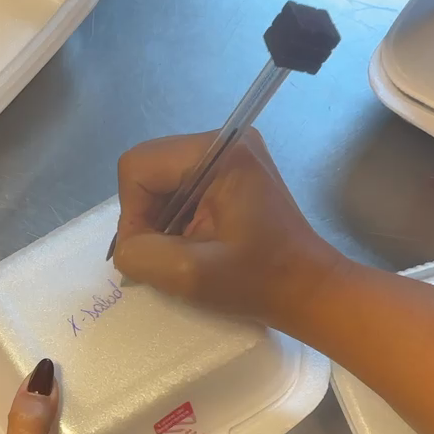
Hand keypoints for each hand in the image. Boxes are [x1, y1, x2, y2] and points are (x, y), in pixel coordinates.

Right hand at [112, 130, 351, 328]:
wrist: (306, 290)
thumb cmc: (257, 281)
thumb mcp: (189, 274)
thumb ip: (140, 254)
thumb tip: (126, 247)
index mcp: (219, 153)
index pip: (138, 167)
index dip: (132, 213)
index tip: (153, 249)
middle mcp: (224, 142)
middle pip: (147, 172)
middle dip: (146, 218)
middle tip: (169, 254)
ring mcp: (228, 157)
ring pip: (158, 184)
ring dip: (159, 224)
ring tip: (185, 252)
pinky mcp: (230, 176)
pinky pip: (177, 192)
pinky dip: (174, 223)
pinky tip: (194, 245)